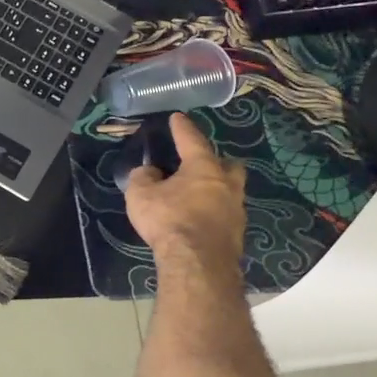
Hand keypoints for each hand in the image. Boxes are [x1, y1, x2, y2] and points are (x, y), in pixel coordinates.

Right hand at [124, 112, 246, 265]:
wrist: (197, 259)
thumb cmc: (168, 219)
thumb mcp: (140, 194)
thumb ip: (143, 177)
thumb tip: (150, 172)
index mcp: (204, 169)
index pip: (192, 141)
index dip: (183, 128)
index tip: (178, 117)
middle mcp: (226, 184)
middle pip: (228, 165)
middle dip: (215, 161)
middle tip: (199, 164)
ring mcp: (236, 208)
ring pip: (229, 189)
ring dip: (215, 187)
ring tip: (194, 194)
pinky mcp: (236, 229)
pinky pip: (224, 210)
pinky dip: (212, 208)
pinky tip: (197, 216)